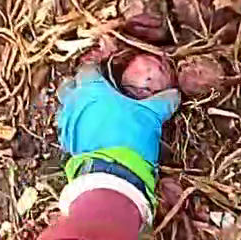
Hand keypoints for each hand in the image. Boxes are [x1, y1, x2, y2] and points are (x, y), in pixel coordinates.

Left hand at [57, 65, 179, 195]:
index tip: (107, 72)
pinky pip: (69, 129)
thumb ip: (161, 102)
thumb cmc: (129, 135)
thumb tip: (173, 94)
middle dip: (81, 86)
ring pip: (67, 108)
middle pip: (70, 86)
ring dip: (79, 108)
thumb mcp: (150, 115)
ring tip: (96, 113)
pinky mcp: (68, 142)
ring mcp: (68, 123)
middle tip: (97, 91)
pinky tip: (93, 133)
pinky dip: (79, 127)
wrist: (113, 171)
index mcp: (92, 88)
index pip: (89, 69)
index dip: (99, 68)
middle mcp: (75, 103)